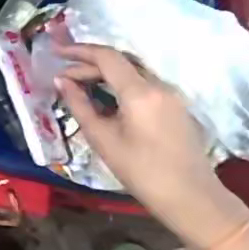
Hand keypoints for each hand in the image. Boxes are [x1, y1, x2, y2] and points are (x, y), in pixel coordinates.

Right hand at [55, 44, 245, 224]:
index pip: (107, 57)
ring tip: (80, 85)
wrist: (192, 199)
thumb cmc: (142, 173)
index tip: (56, 52)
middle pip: (120, 62)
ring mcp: (171, 94)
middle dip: (89, 64)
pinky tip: (105, 98)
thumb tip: (61, 81)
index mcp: (140, 92)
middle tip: (63, 77)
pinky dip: (121, 84)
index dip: (79, 50)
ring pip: (132, 72)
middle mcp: (159, 85)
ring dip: (105, 73)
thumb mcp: (103, 140)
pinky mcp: (176, 105)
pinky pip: (144, 84)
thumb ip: (80, 106)